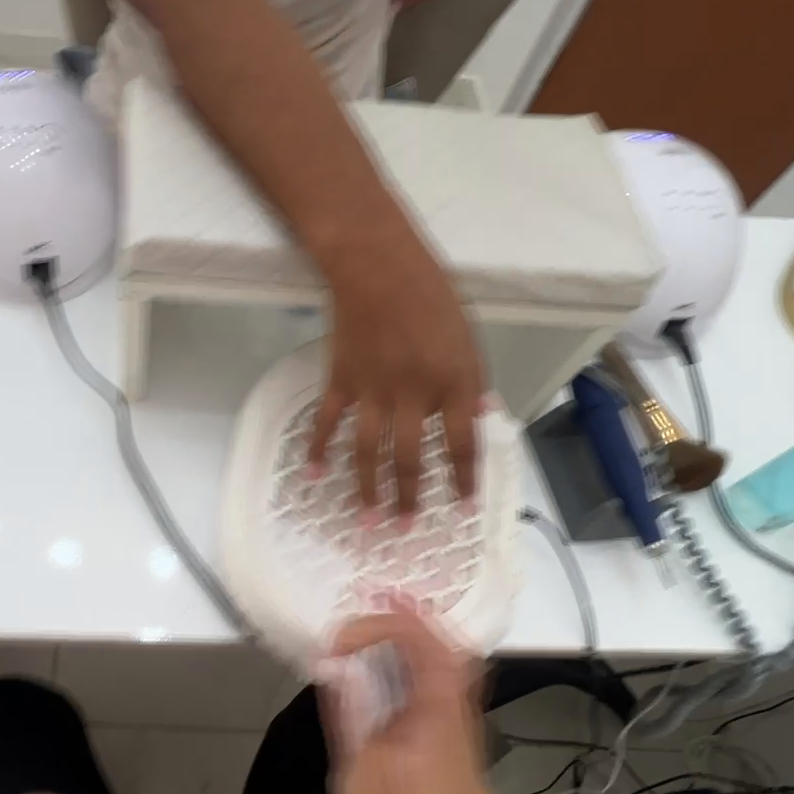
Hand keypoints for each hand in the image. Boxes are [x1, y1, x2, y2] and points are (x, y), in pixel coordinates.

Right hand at [309, 243, 485, 514]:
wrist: (378, 263)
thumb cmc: (431, 293)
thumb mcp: (468, 336)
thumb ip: (471, 382)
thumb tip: (479, 418)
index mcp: (454, 381)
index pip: (461, 443)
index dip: (463, 479)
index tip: (460, 508)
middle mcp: (414, 393)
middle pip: (410, 458)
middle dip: (409, 498)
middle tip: (405, 529)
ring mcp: (373, 389)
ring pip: (368, 451)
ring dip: (367, 489)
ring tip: (367, 520)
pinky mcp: (340, 380)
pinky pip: (328, 422)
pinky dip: (318, 449)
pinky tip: (314, 474)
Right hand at [321, 606, 496, 793]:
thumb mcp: (363, 782)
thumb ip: (350, 722)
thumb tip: (334, 672)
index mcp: (432, 716)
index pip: (418, 648)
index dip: (375, 631)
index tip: (336, 650)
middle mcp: (453, 699)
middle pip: (436, 637)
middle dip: (396, 614)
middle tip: (363, 597)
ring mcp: (460, 700)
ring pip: (444, 642)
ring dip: (410, 619)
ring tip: (380, 599)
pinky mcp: (455, 704)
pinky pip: (443, 655)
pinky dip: (420, 634)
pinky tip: (402, 624)